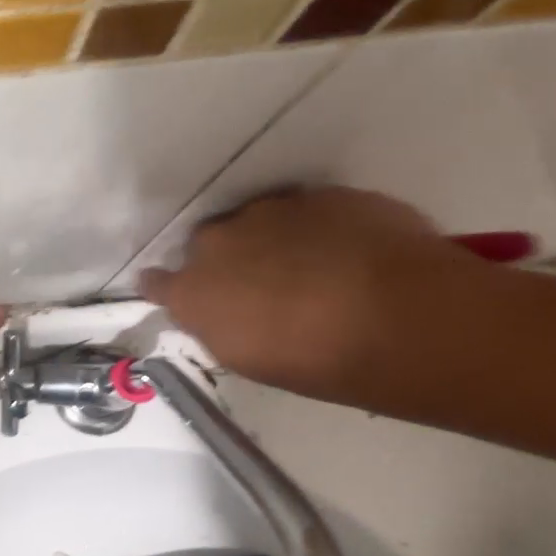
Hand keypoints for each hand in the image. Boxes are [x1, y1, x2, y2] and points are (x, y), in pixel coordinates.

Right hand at [140, 187, 486, 402]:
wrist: (398, 316)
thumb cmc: (315, 361)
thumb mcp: (250, 359)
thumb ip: (221, 325)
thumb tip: (218, 312)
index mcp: (194, 291)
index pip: (158, 283)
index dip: (165, 286)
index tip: (175, 292)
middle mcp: (219, 241)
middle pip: (208, 243)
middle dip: (226, 257)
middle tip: (258, 283)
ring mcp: (272, 211)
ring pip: (259, 220)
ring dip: (272, 237)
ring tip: (310, 265)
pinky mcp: (324, 195)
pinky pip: (311, 211)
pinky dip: (321, 228)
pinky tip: (351, 251)